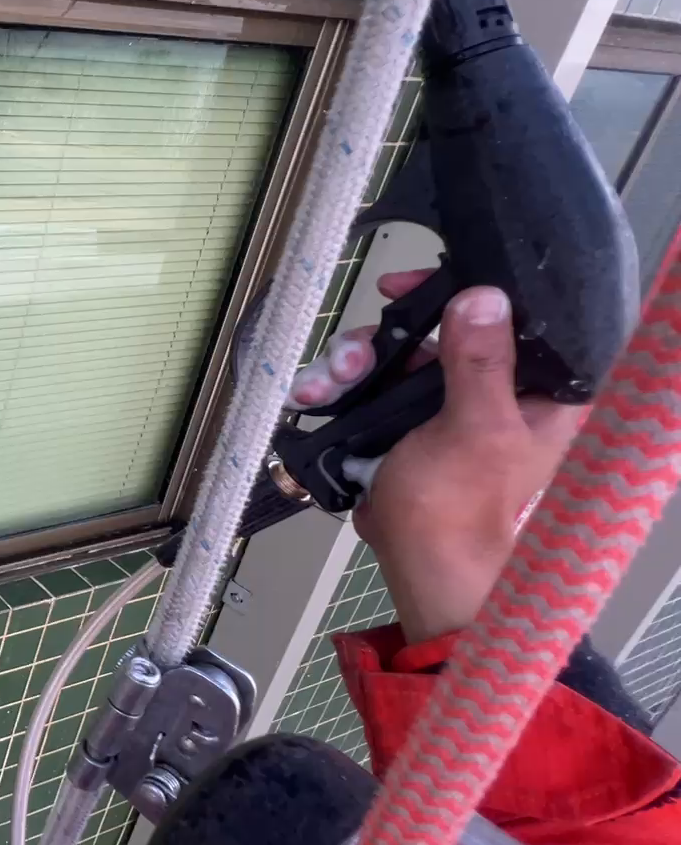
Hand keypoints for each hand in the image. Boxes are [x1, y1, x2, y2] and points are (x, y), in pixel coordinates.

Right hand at [288, 271, 583, 643]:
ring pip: (384, 361)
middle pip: (426, 336)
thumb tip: (482, 296)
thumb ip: (480, 363)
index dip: (458, 295)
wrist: (416, 555)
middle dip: (376, 344)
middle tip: (348, 361)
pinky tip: (312, 399)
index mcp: (533, 389)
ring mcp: (435, 408)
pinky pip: (361, 389)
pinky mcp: (394, 424)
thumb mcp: (474, 428)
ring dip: (343, 369)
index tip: (405, 289)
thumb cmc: (458, 501)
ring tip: (319, 390)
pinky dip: (332, 390)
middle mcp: (486, 390)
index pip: (506, 318)